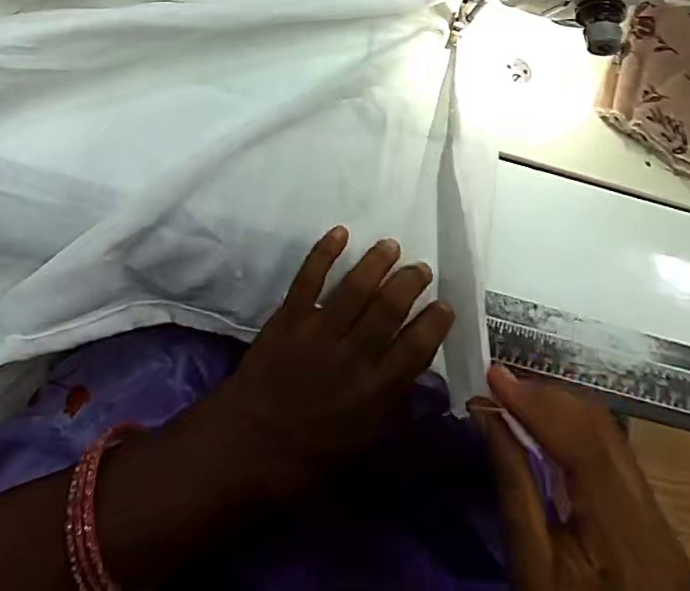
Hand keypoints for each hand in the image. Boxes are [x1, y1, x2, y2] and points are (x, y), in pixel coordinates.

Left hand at [203, 225, 454, 494]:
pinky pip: (308, 280)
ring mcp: (318, 334)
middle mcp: (353, 356)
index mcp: (376, 390)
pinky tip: (340, 232)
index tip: (445, 305)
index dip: (435, 322)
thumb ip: (394, 408)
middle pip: (389, 308)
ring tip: (391, 246)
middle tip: (421, 269)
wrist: (245, 450)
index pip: (417, 346)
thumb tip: (421, 381)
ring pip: (355, 288)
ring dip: (377, 262)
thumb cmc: (309, 457)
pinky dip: (324, 253)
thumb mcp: (364, 445)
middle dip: (411, 282)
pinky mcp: (288, 320)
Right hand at [470, 365, 689, 590]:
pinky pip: (615, 452)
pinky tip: (547, 426)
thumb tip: (488, 416)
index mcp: (622, 536)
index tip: (494, 376)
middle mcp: (652, 515)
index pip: (583, 444)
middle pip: (602, 429)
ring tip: (516, 399)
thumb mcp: (530, 567)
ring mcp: (659, 515)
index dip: (537, 402)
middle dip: (547, 398)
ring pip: (611, 434)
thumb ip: (513, 485)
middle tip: (500, 384)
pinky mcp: (655, 515)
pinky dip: (577, 430)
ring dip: (561, 409)